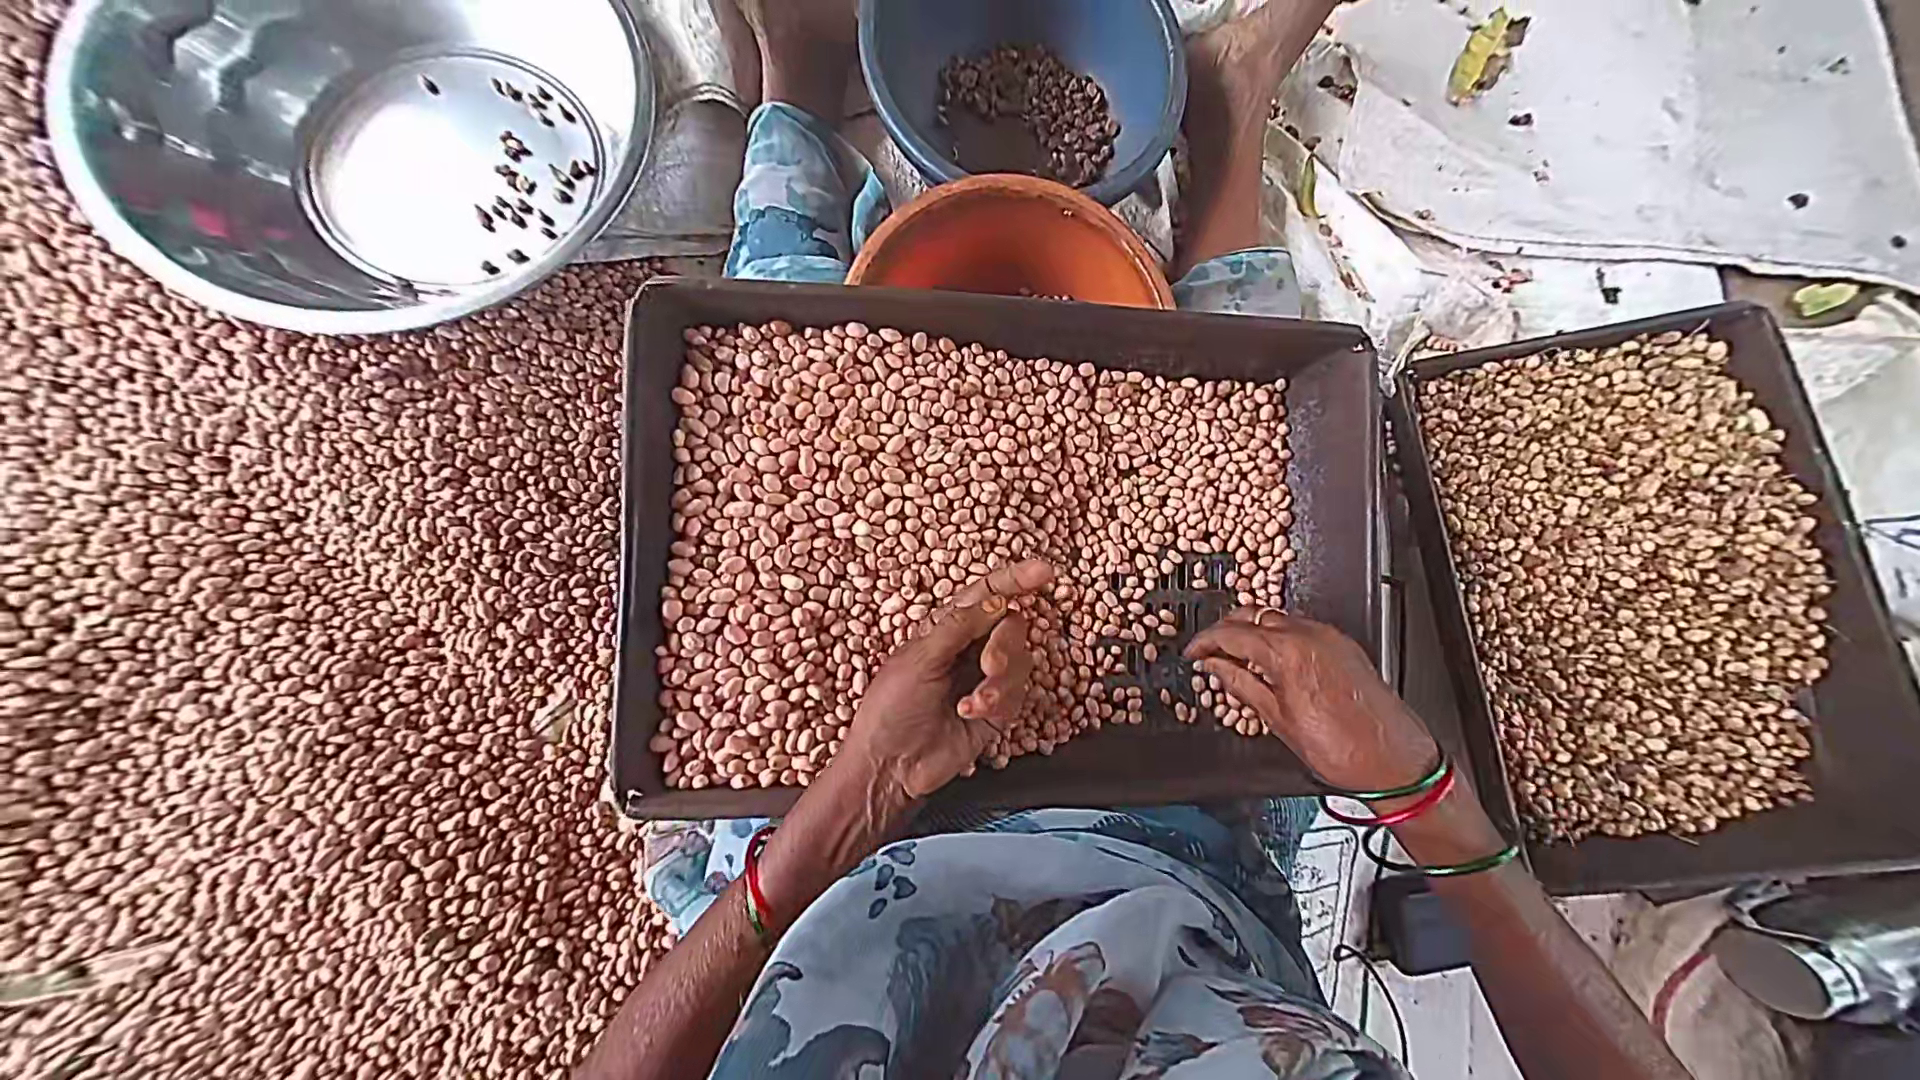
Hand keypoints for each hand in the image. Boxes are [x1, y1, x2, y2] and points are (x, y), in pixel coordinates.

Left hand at [838, 560, 1054, 800]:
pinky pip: (1017, 693)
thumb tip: (995, 600)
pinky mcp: (997, 709)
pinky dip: (996, 701)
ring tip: (973, 700)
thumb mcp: (919, 659)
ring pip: (1020, 659)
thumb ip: (959, 627)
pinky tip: (970, 712)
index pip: (986, 594)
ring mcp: (985, 678)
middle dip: (1005, 642)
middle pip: (1011, 625)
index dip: (1014, 579)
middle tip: (989, 663)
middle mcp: (970, 648)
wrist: (891, 765)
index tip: (1043, 571)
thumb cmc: (890, 708)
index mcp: (947, 628)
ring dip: (1000, 679)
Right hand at [1185, 608, 1437, 791]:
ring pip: (1274, 617)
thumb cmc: (1343, 750)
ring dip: (1249, 629)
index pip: (1230, 634)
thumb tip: (1214, 666)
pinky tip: (1268, 657)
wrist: (1398, 763)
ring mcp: (1328, 637)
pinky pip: (1298, 626)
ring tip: (1235, 655)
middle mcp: (1308, 635)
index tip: (1193, 654)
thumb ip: (1240, 683)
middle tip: (1209, 652)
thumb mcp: (1276, 718)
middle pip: (1250, 616)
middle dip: (1224, 631)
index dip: (1204, 642)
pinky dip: (1275, 634)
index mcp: (1286, 652)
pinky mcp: (1342, 645)